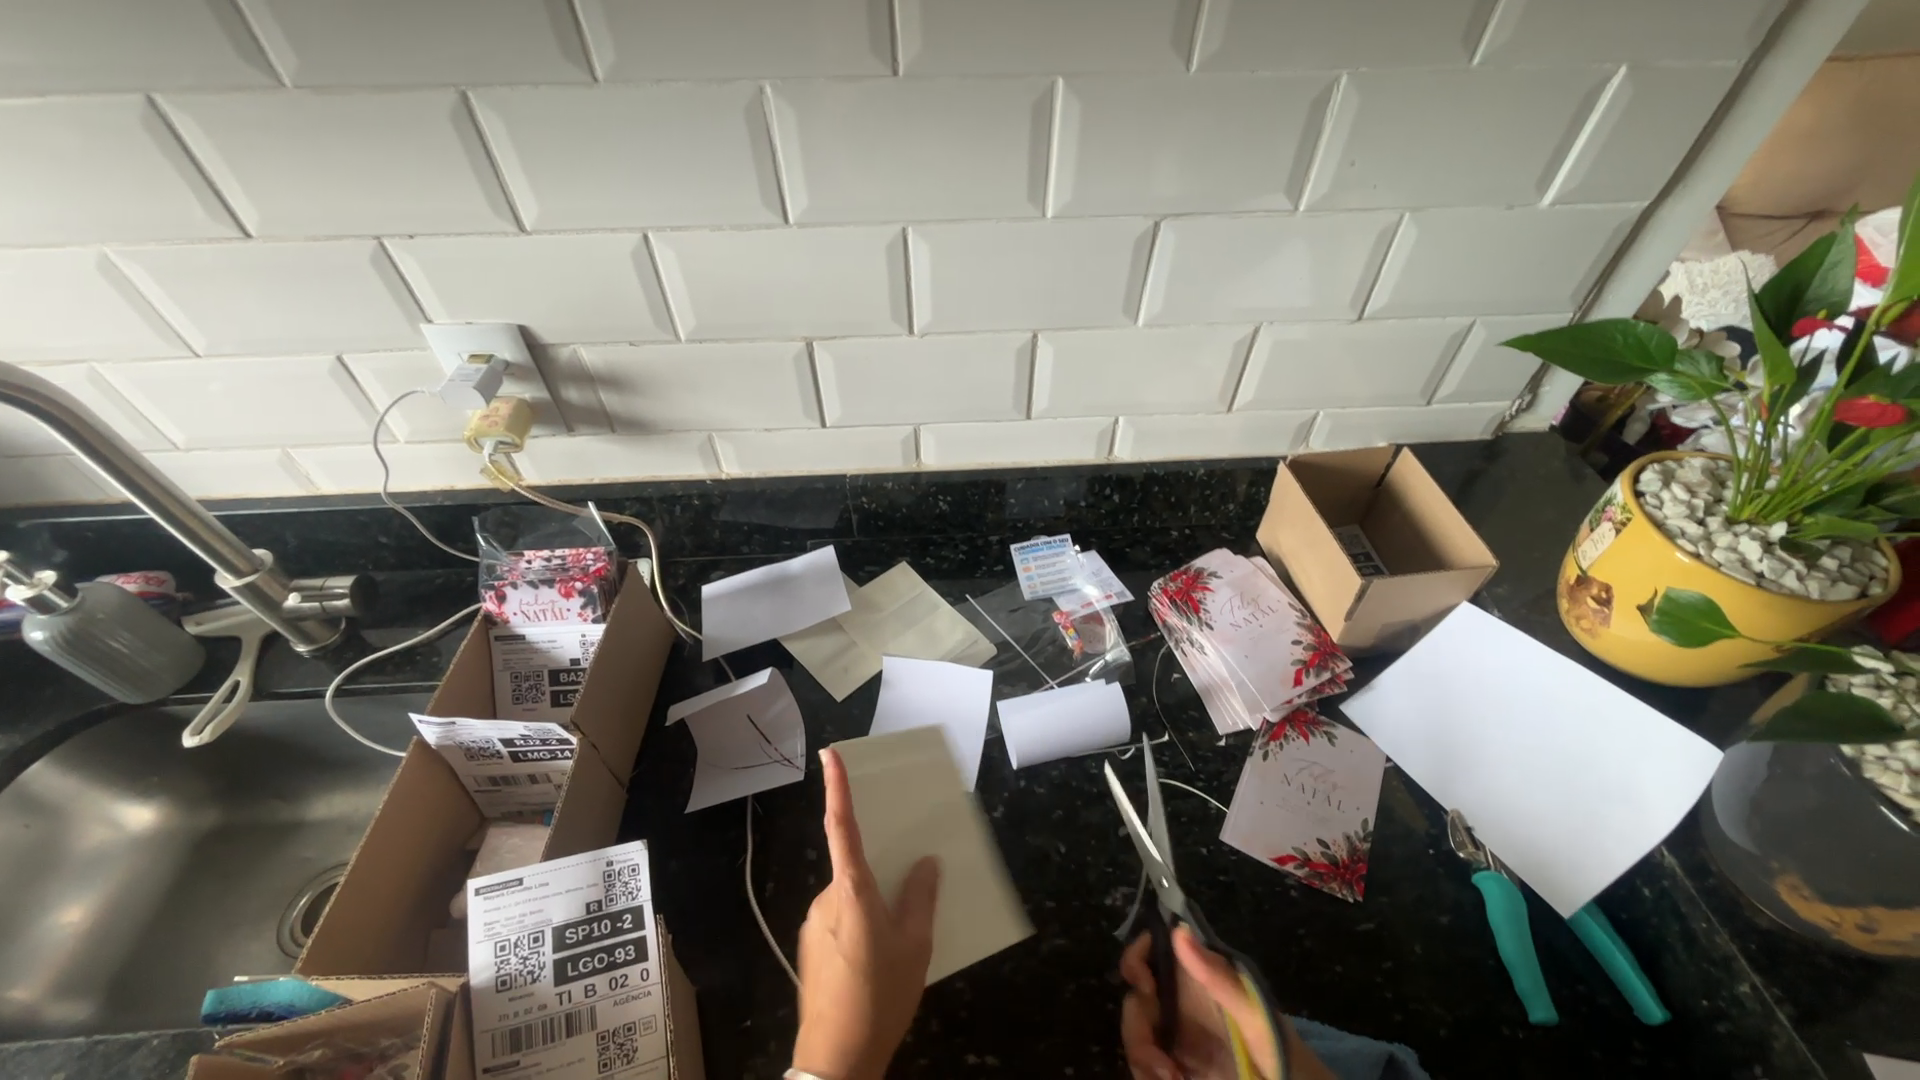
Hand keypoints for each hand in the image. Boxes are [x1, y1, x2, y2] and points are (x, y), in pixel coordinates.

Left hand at [790, 747, 941, 1079]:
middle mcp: (827, 897)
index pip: (842, 827)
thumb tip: (926, 863)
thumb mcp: (915, 947)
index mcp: (852, 890)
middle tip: (905, 899)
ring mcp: (814, 922)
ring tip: (896, 945)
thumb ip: (920, 898)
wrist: (835, 1058)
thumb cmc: (880, 996)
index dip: (837, 788)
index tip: (830, 755)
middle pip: (854, 867)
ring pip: (848, 898)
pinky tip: (876, 960)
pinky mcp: (810, 945)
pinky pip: (839, 919)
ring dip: (870, 908)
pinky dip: (859, 926)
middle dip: (880, 876)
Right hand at [1120, 926, 1331, 1079]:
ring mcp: (1178, 1039)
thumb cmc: (1285, 1057)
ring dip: (1143, 1060)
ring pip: (1137, 1035)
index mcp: (1200, 980)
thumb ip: (1218, 978)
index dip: (1138, 959)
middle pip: (1137, 1000)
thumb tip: (1179, 931)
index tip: (1144, 985)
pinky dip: (1149, 1075)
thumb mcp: (1256, 1018)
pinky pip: (1146, 1066)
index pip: (1154, 951)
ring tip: (1171, 1079)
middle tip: (1160, 1064)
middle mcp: (1182, 1004)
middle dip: (1138, 1031)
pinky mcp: (1176, 1069)